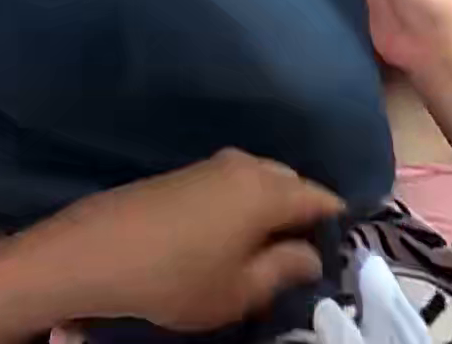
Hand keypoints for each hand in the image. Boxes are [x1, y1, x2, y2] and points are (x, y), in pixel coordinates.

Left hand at [0, 149, 343, 331]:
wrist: (109, 245)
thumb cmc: (183, 275)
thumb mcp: (242, 288)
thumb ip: (285, 268)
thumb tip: (312, 254)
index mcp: (267, 189)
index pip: (318, 196)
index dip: (335, 220)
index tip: (342, 246)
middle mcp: (247, 164)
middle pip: (292, 181)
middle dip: (305, 210)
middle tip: (308, 251)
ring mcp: (217, 162)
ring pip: (265, 176)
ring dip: (276, 203)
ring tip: (275, 243)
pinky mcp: (194, 169)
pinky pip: (240, 177)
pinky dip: (252, 198)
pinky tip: (240, 229)